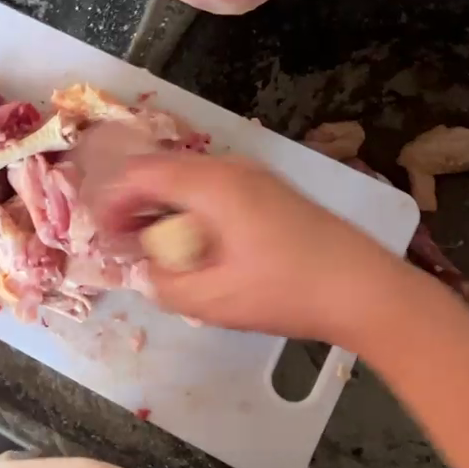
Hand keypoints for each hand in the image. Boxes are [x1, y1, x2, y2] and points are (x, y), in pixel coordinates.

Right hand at [98, 154, 417, 347]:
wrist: (367, 289)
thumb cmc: (285, 291)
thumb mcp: (212, 300)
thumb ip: (163, 283)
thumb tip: (145, 269)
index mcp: (209, 184)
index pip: (140, 174)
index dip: (113, 200)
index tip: (101, 232)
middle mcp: (228, 167)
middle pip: (162, 169)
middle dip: (134, 202)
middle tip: (121, 239)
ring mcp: (252, 175)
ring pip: (187, 177)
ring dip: (162, 205)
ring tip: (153, 243)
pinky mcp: (268, 190)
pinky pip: (211, 187)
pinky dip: (188, 207)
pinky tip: (194, 241)